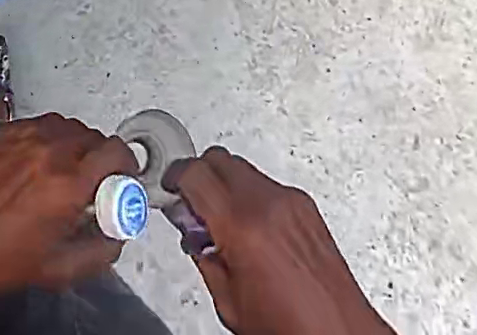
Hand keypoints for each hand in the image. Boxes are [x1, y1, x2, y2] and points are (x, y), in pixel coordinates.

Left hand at [0, 113, 138, 305]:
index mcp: (68, 184)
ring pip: (68, 125)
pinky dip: (49, 136)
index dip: (126, 164)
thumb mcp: (58, 270)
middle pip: (94, 136)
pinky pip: (40, 123)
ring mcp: (25, 137)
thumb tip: (117, 234)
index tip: (124, 177)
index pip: (116, 152)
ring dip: (76, 144)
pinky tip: (40, 160)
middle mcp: (50, 152)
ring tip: (66, 168)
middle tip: (94, 180)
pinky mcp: (5, 132)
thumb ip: (99, 251)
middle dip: (101, 157)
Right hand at [168, 147, 394, 334]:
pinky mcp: (305, 204)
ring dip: (225, 185)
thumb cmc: (293, 330)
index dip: (175, 176)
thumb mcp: (229, 303)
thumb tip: (192, 231)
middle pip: (217, 158)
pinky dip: (251, 196)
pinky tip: (252, 229)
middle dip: (199, 175)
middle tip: (193, 205)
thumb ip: (204, 256)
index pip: (195, 173)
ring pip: (242, 168)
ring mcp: (289, 200)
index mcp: (242, 226)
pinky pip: (266, 184)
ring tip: (224, 223)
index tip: (171, 186)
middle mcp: (267, 203)